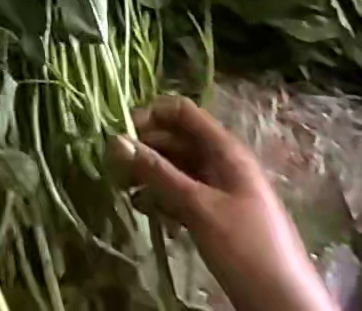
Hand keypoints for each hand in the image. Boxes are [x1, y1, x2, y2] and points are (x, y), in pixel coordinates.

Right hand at [113, 96, 336, 310]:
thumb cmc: (247, 249)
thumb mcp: (198, 207)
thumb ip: (157, 171)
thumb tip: (114, 139)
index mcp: (225, 150)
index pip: (182, 112)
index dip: (151, 115)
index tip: (123, 134)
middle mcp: (222, 163)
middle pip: (175, 139)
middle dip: (144, 147)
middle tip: (114, 166)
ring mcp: (220, 190)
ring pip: (176, 167)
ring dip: (149, 174)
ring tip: (123, 189)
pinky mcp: (216, 216)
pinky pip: (182, 193)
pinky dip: (162, 196)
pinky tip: (145, 210)